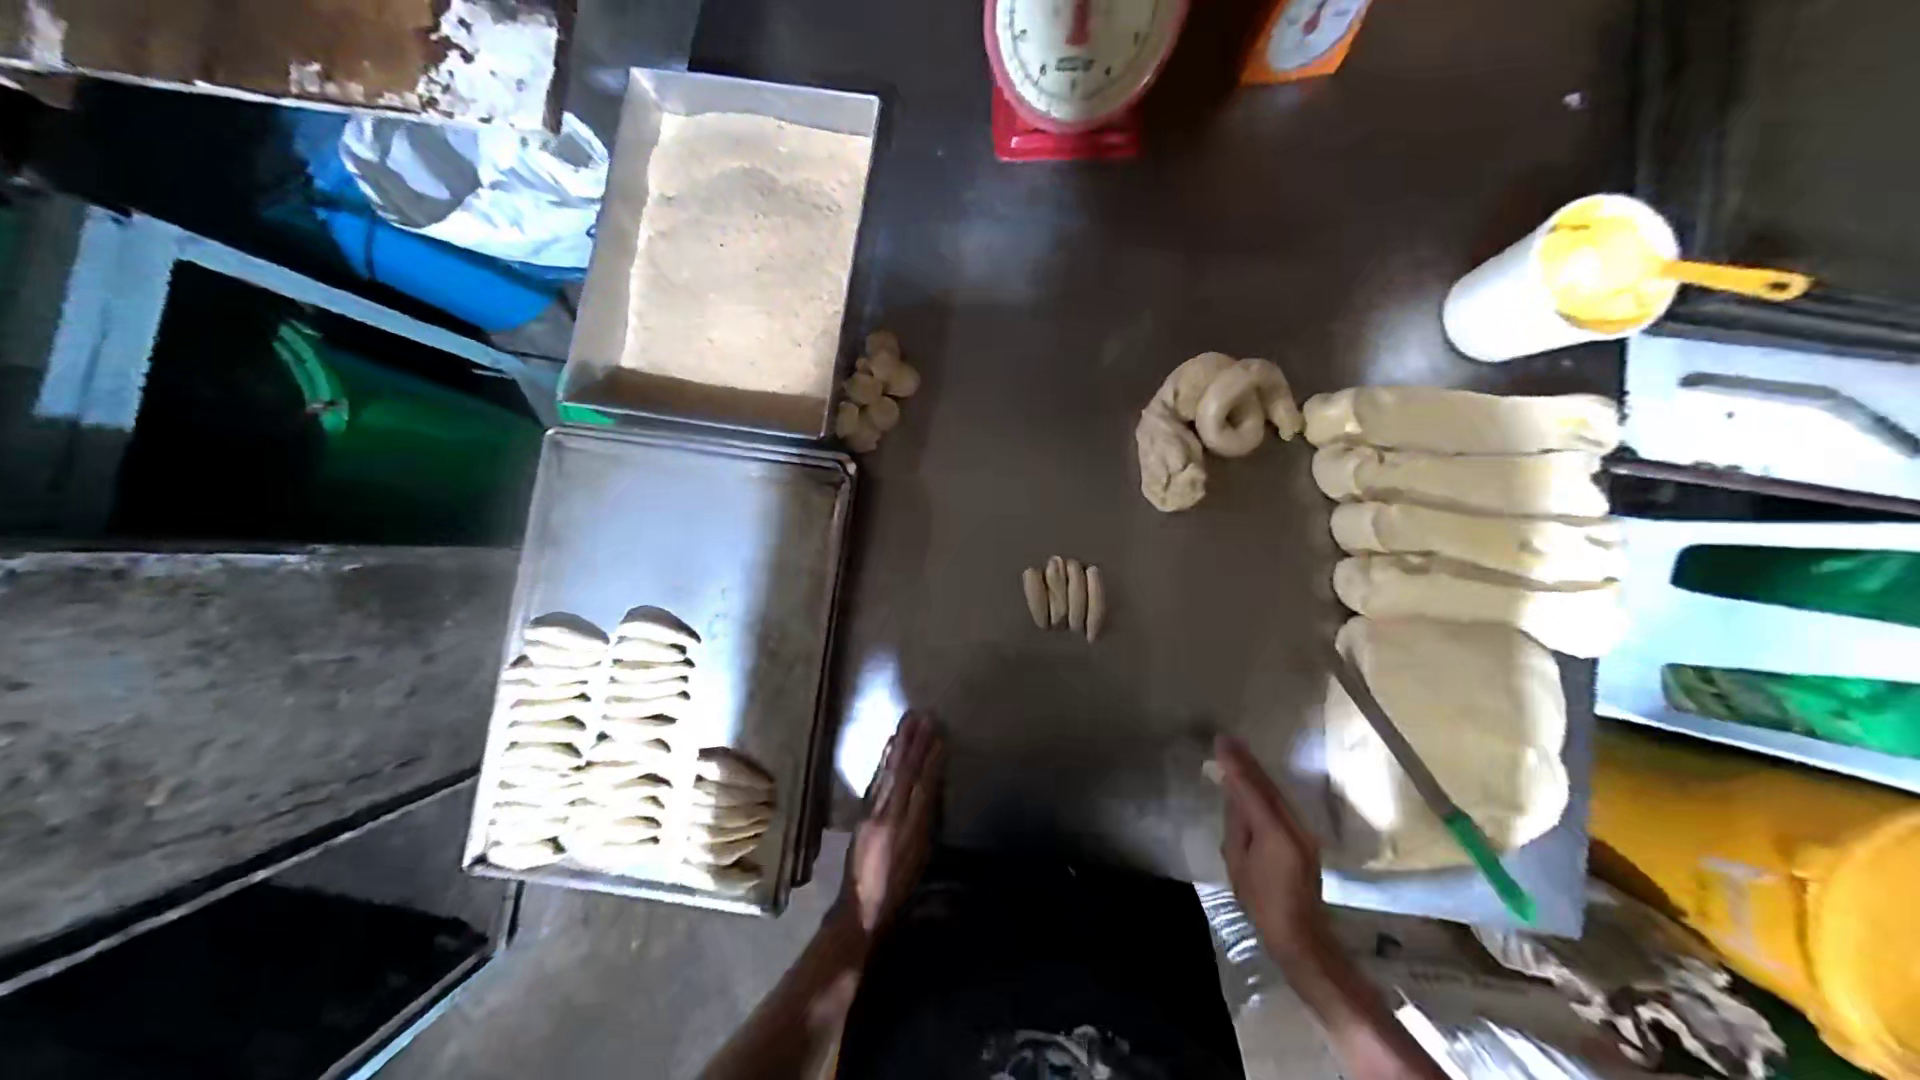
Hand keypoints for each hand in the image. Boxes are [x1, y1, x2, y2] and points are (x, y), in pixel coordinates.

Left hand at [835, 711, 943, 938]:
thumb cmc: (898, 888)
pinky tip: (889, 746)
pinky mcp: (863, 814)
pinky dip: (885, 760)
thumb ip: (925, 823)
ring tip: (907, 722)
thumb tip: (931, 791)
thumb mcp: (920, 859)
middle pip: (903, 773)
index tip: (940, 736)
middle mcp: (887, 816)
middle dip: (914, 743)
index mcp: (906, 829)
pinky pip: (877, 780)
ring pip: (888, 772)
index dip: (931, 761)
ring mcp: (872, 813)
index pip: (922, 786)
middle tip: (923, 716)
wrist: (860, 907)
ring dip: (899, 745)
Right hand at [1215, 734, 1329, 967]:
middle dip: (1246, 762)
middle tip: (1227, 739)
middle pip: (1267, 786)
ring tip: (1238, 752)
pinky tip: (1254, 781)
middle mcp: (1294, 826)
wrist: (1302, 936)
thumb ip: (1237, 825)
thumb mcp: (1237, 863)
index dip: (1235, 764)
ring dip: (1256, 772)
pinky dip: (1265, 789)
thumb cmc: (1262, 904)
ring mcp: (1304, 832)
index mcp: (1274, 833)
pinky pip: (1281, 805)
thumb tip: (1234, 796)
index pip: (1251, 790)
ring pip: (1276, 794)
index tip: (1221, 742)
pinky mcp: (1305, 839)